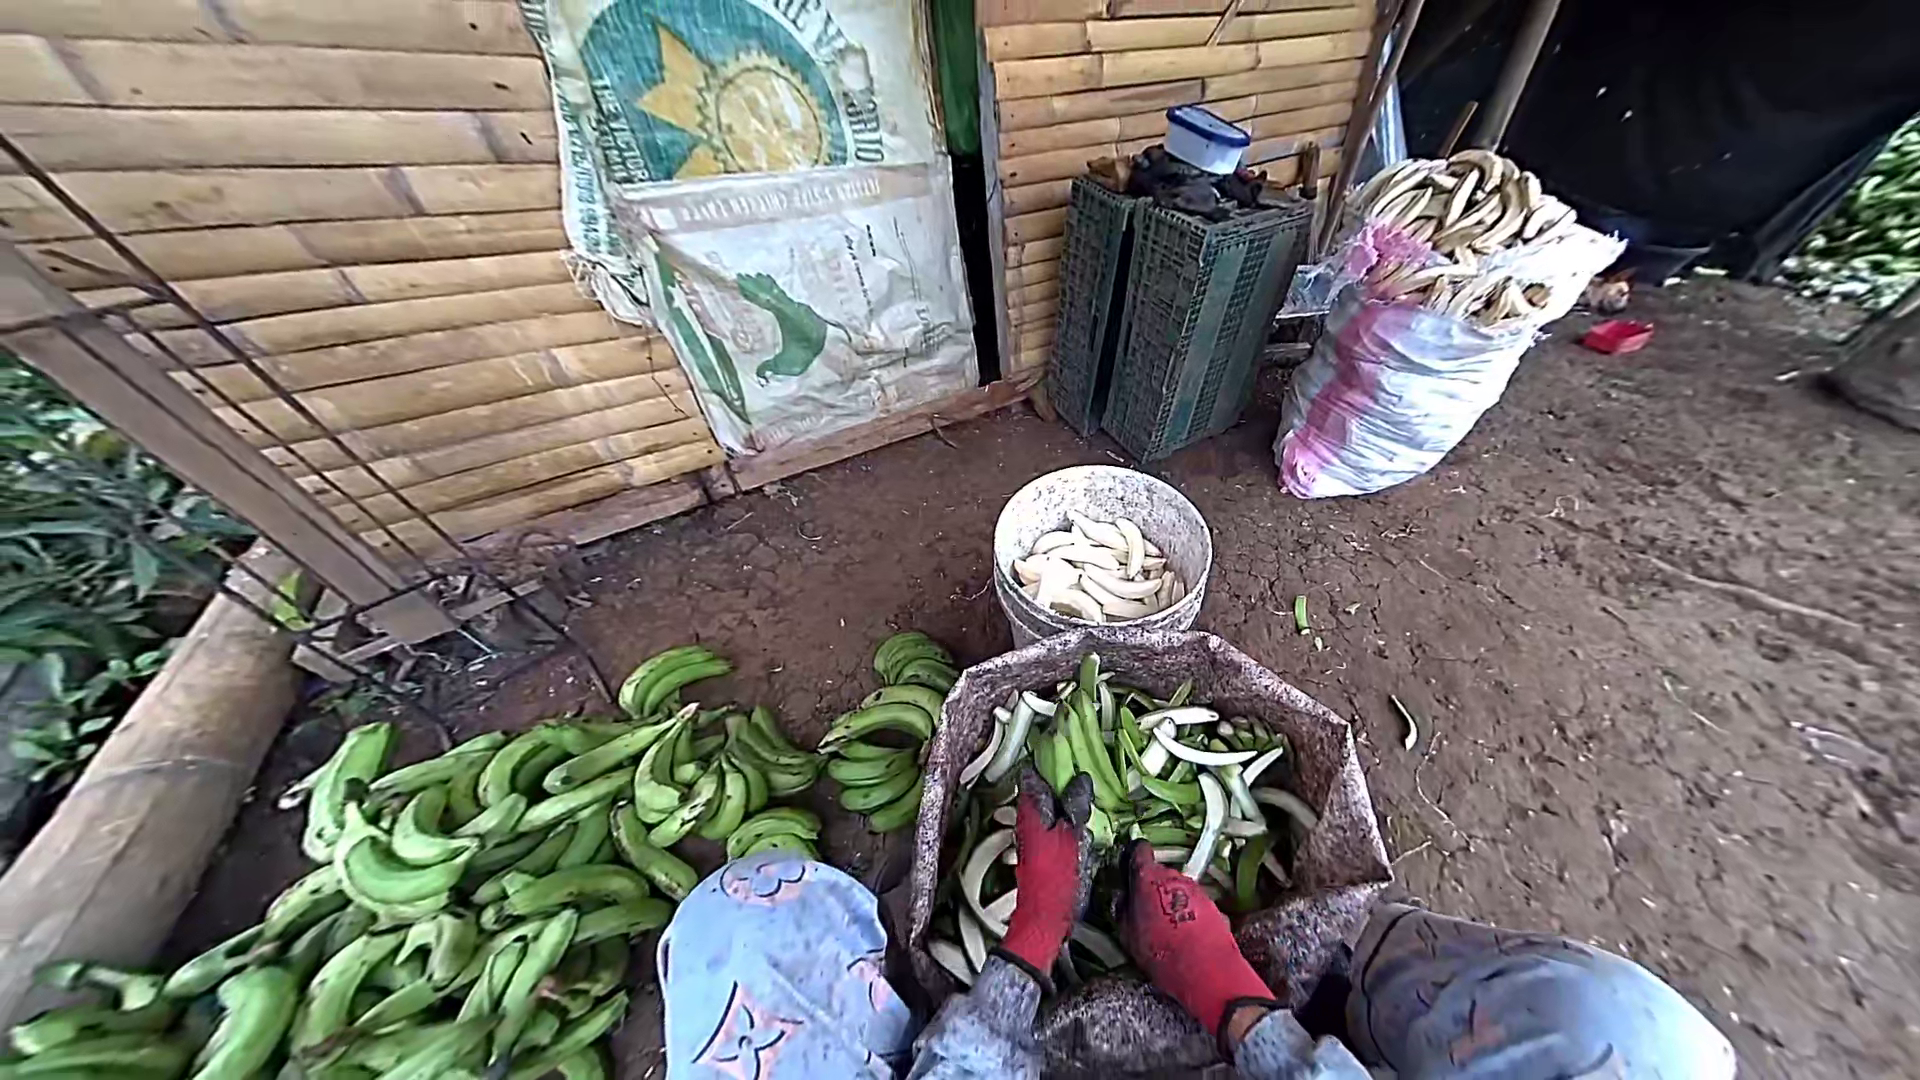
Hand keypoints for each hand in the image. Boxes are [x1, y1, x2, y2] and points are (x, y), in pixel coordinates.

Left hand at [996, 768, 1093, 978]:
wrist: (1043, 919)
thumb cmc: (1057, 878)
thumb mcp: (1074, 837)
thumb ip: (1075, 806)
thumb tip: (1080, 780)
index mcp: (1032, 809)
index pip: (1033, 771)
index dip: (1047, 755)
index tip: (1063, 742)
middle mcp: (1027, 817)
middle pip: (1042, 787)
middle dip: (1060, 778)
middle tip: (1080, 771)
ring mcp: (1031, 833)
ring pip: (1049, 805)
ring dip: (1064, 801)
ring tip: (1084, 798)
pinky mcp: (1039, 849)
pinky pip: (1053, 824)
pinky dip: (1066, 821)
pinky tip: (1081, 830)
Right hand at [1121, 840, 1277, 1038]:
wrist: (1208, 973)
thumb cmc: (1163, 953)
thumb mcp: (1128, 934)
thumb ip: (1123, 909)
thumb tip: (1122, 900)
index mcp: (1147, 876)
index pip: (1139, 850)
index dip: (1134, 855)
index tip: (1132, 865)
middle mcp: (1172, 875)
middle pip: (1159, 872)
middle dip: (1154, 887)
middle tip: (1148, 911)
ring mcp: (1195, 889)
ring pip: (1177, 888)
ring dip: (1172, 901)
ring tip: (1170, 929)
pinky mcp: (1213, 905)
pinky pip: (1195, 903)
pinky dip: (1190, 913)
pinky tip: (1187, 937)